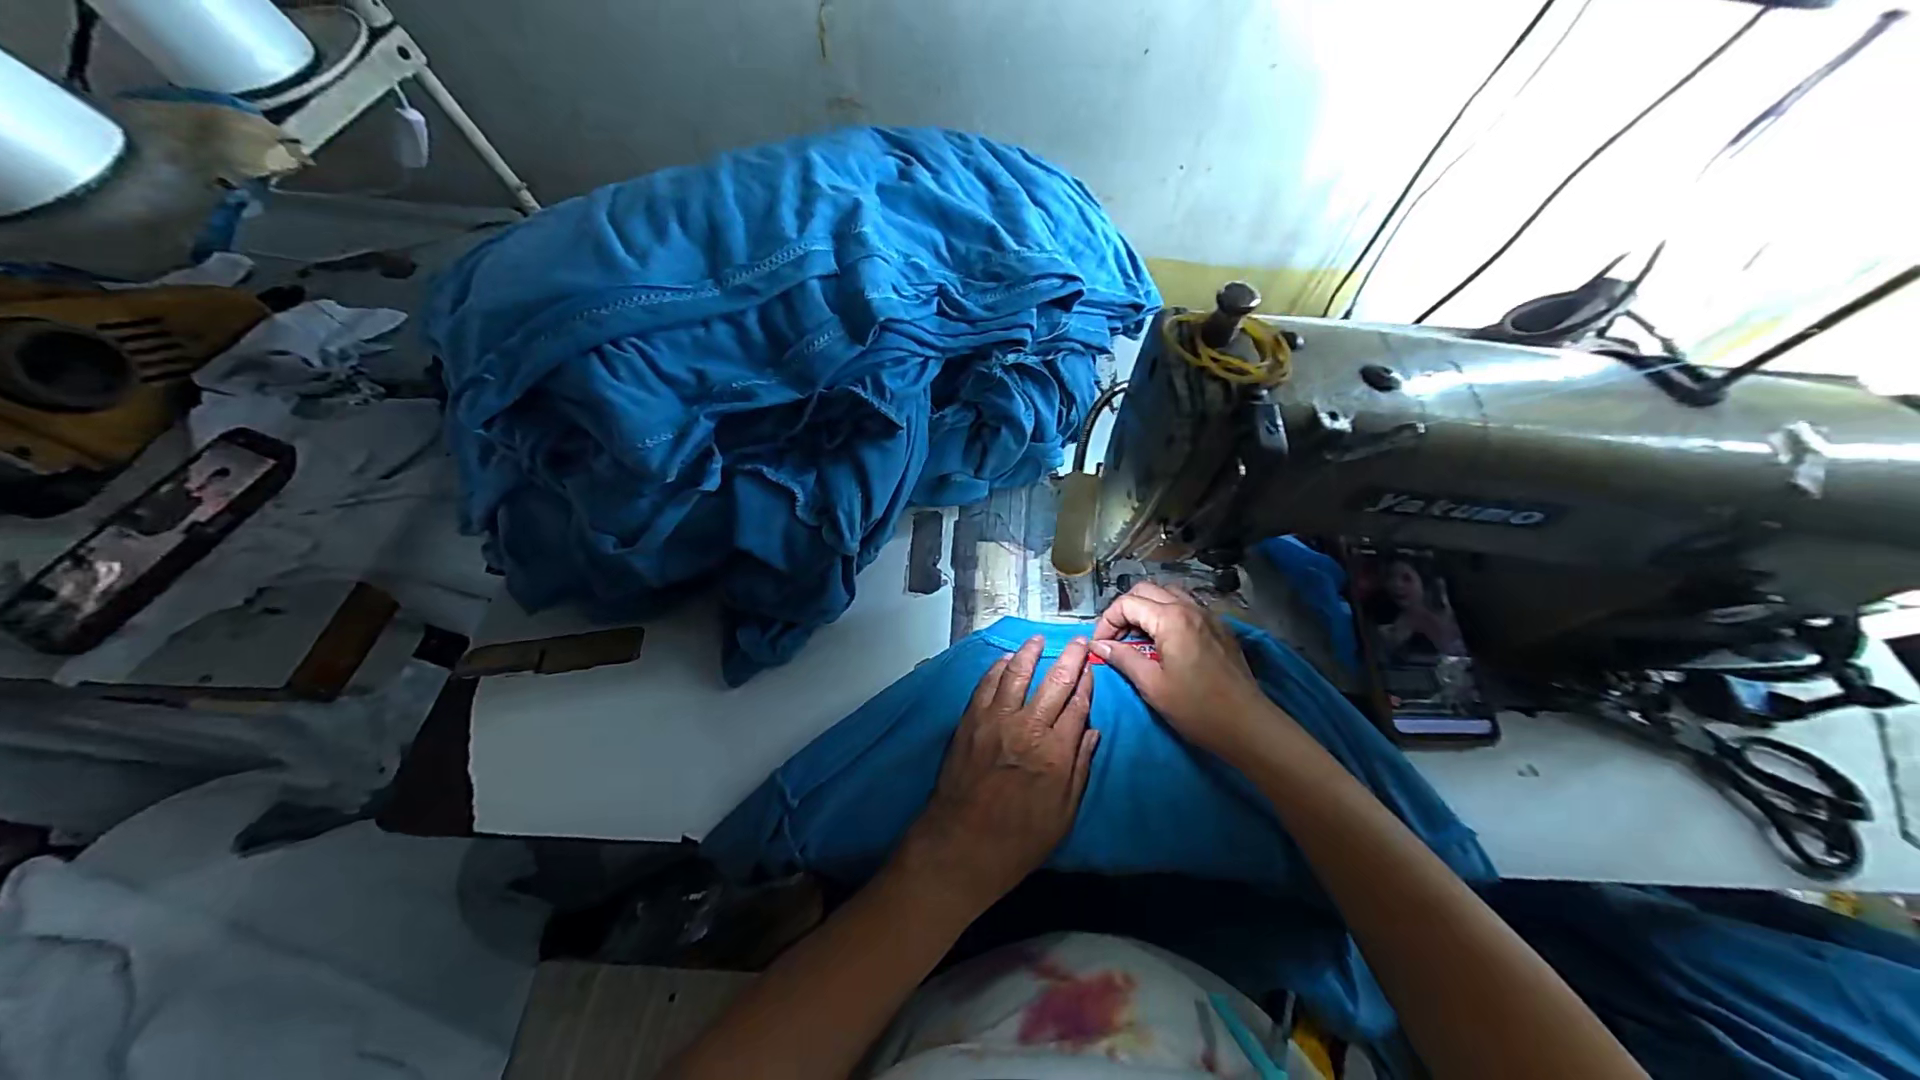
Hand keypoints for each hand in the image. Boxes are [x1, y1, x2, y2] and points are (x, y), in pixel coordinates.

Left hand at [893, 636, 1098, 912]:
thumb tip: (1093, 731)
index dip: (1087, 684)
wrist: (961, 845)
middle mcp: (1029, 727)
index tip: (1092, 667)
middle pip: (1055, 682)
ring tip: (1038, 639)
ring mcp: (996, 720)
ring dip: (1030, 653)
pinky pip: (986, 685)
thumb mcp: (1063, 814)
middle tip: (1077, 640)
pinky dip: (998, 668)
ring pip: (1017, 674)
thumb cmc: (1019, 839)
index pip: (1078, 706)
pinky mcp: (970, 720)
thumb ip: (1080, 769)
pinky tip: (1005, 660)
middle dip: (1070, 658)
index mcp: (1056, 752)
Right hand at [1092, 582, 1287, 756]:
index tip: (1101, 645)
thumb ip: (1123, 658)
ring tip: (1138, 637)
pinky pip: (1187, 607)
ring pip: (1168, 594)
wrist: (1248, 726)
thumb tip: (1099, 644)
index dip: (1107, 621)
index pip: (1127, 603)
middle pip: (1146, 590)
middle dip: (1124, 610)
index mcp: (1171, 619)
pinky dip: (1168, 614)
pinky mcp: (1220, 628)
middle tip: (1116, 639)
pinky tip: (1165, 641)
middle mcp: (1190, 608)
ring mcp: (1209, 616)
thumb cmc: (1196, 708)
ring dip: (1147, 609)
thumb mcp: (1152, 685)